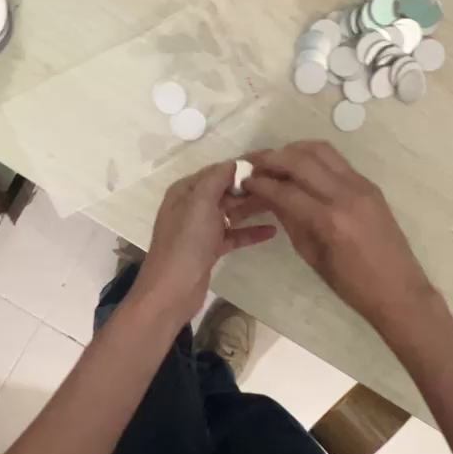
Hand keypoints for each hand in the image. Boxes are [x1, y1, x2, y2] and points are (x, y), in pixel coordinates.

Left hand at [127, 161, 276, 325]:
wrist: (172, 290)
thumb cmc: (186, 242)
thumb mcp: (200, 203)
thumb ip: (216, 180)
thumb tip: (233, 163)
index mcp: (185, 192)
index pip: (215, 172)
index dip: (239, 167)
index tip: (268, 164)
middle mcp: (191, 207)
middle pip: (224, 191)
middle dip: (248, 187)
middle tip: (279, 184)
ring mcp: (200, 230)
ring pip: (230, 212)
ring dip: (252, 208)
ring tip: (280, 202)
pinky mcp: (209, 249)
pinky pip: (233, 235)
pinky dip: (249, 232)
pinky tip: (271, 231)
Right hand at [233, 142, 436, 330]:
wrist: (399, 290)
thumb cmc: (352, 285)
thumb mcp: (312, 256)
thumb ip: (291, 221)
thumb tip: (270, 197)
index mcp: (330, 220)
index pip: (285, 191)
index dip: (259, 184)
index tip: (242, 181)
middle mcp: (346, 195)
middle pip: (301, 160)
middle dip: (271, 159)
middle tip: (251, 163)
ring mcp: (361, 186)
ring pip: (321, 151)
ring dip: (293, 151)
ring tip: (274, 161)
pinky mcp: (369, 185)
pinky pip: (337, 161)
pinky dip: (313, 158)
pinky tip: (299, 168)